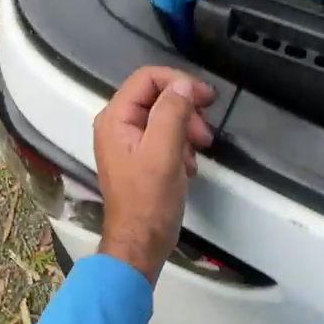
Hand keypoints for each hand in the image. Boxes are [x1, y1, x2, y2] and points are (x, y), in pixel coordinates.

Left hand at [93, 66, 216, 282]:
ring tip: (196, 156)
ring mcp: (128, 144)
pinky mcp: (140, 160)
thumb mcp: (164, 152)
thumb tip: (184, 85)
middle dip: (185, 111)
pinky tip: (188, 168)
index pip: (148, 78)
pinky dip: (181, 147)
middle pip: (157, 97)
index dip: (179, 81)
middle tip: (205, 135)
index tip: (207, 99)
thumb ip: (172, 113)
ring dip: (186, 131)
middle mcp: (117, 126)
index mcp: (116, 119)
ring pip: (164, 119)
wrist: (140, 245)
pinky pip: (164, 140)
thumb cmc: (150, 201)